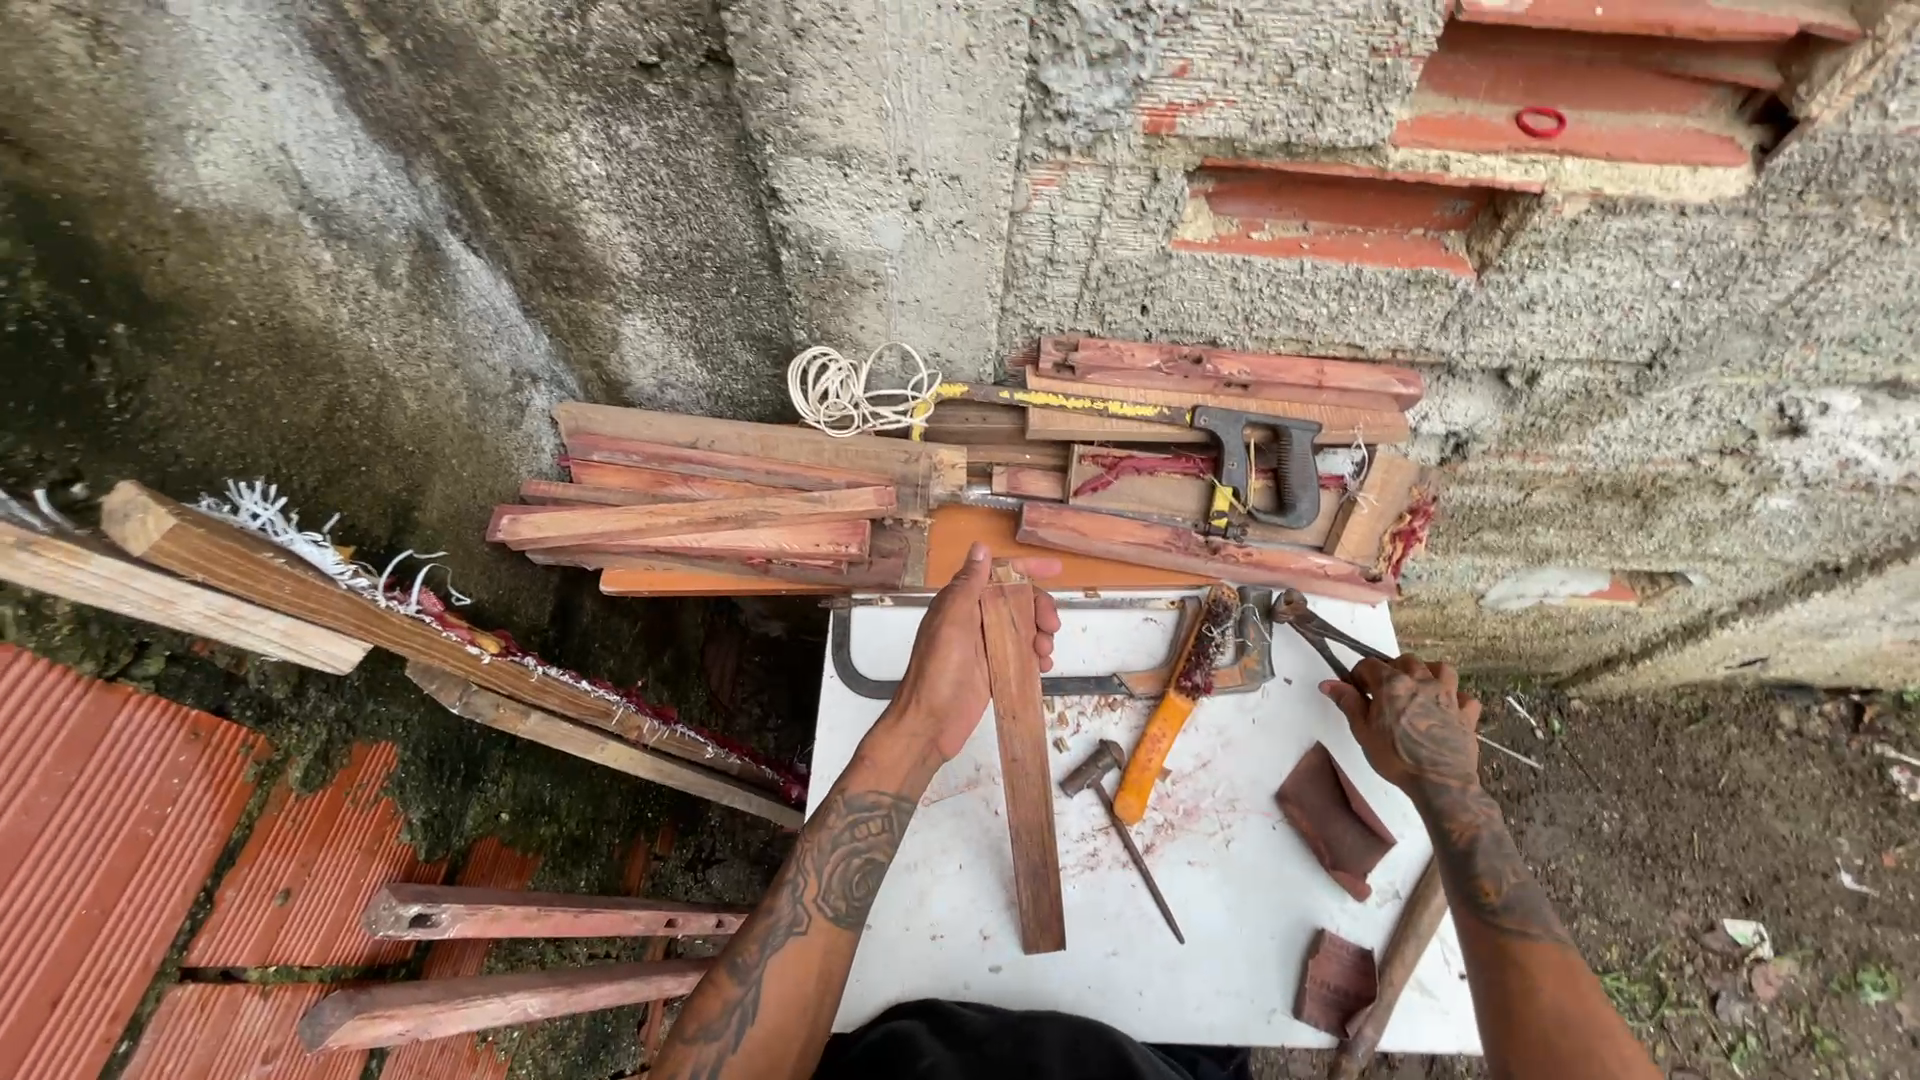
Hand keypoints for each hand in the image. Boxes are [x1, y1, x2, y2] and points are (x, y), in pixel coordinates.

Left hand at [889, 543, 1060, 759]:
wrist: (929, 724)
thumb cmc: (937, 672)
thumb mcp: (952, 622)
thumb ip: (968, 585)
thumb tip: (980, 548)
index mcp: (961, 602)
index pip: (998, 574)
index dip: (1027, 569)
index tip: (1057, 568)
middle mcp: (974, 620)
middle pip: (1017, 601)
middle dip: (1040, 608)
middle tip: (1052, 626)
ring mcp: (985, 646)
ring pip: (1023, 628)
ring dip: (1041, 634)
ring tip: (1045, 652)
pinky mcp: (994, 671)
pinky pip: (1022, 655)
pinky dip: (1036, 657)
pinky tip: (1043, 666)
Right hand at [1319, 654, 1483, 796]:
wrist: (1439, 782)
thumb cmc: (1395, 757)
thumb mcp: (1362, 730)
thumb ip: (1348, 702)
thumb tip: (1328, 683)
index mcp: (1392, 684)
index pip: (1369, 664)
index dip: (1359, 675)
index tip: (1357, 691)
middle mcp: (1422, 682)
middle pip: (1405, 661)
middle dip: (1392, 670)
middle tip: (1384, 691)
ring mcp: (1448, 696)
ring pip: (1441, 669)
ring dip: (1427, 673)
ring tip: (1418, 688)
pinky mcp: (1467, 713)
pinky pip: (1464, 696)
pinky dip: (1455, 697)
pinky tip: (1446, 707)